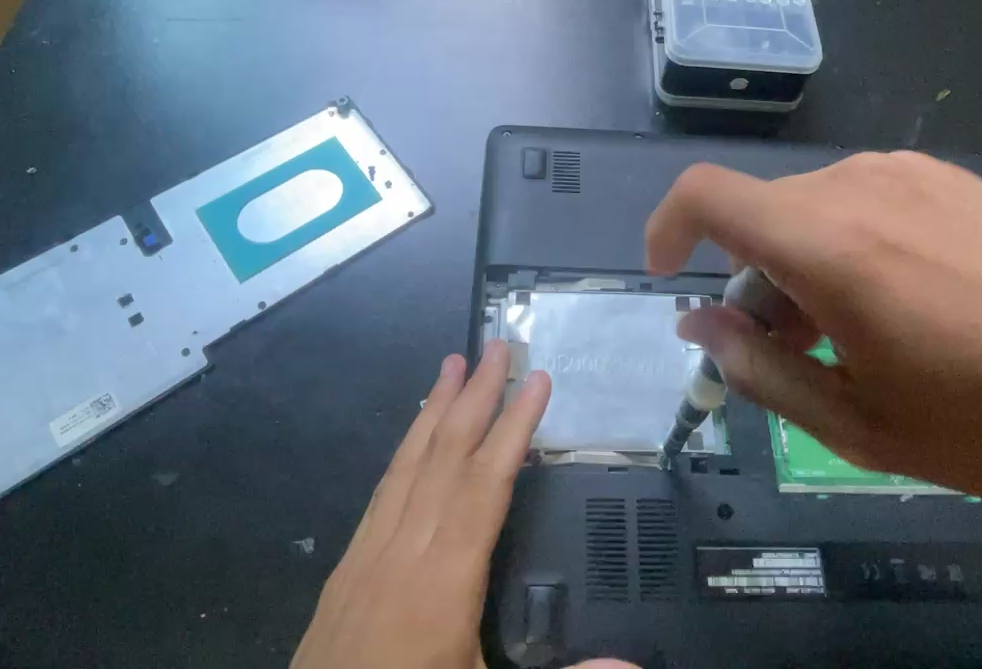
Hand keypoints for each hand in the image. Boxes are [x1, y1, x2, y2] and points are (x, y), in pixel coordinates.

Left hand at [291, 339, 552, 668]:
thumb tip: (634, 663)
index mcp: (446, 581)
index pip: (487, 482)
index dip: (515, 426)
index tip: (536, 381)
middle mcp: (404, 552)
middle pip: (445, 455)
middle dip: (476, 395)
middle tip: (498, 345)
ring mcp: (368, 556)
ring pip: (408, 464)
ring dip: (434, 408)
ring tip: (452, 364)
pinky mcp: (347, 569)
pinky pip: (382, 491)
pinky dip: (404, 451)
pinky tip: (413, 439)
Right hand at [646, 152, 981, 534]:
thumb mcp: (854, 422)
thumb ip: (757, 365)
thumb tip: (699, 322)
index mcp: (827, 241)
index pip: (705, 193)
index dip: (666, 228)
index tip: (670, 278)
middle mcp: (862, 184)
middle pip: (761, 211)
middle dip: (747, 274)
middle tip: (785, 349)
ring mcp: (916, 174)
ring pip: (814, 206)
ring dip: (800, 260)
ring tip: (851, 334)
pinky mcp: (957, 180)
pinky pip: (866, 199)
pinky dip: (848, 242)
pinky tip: (905, 303)